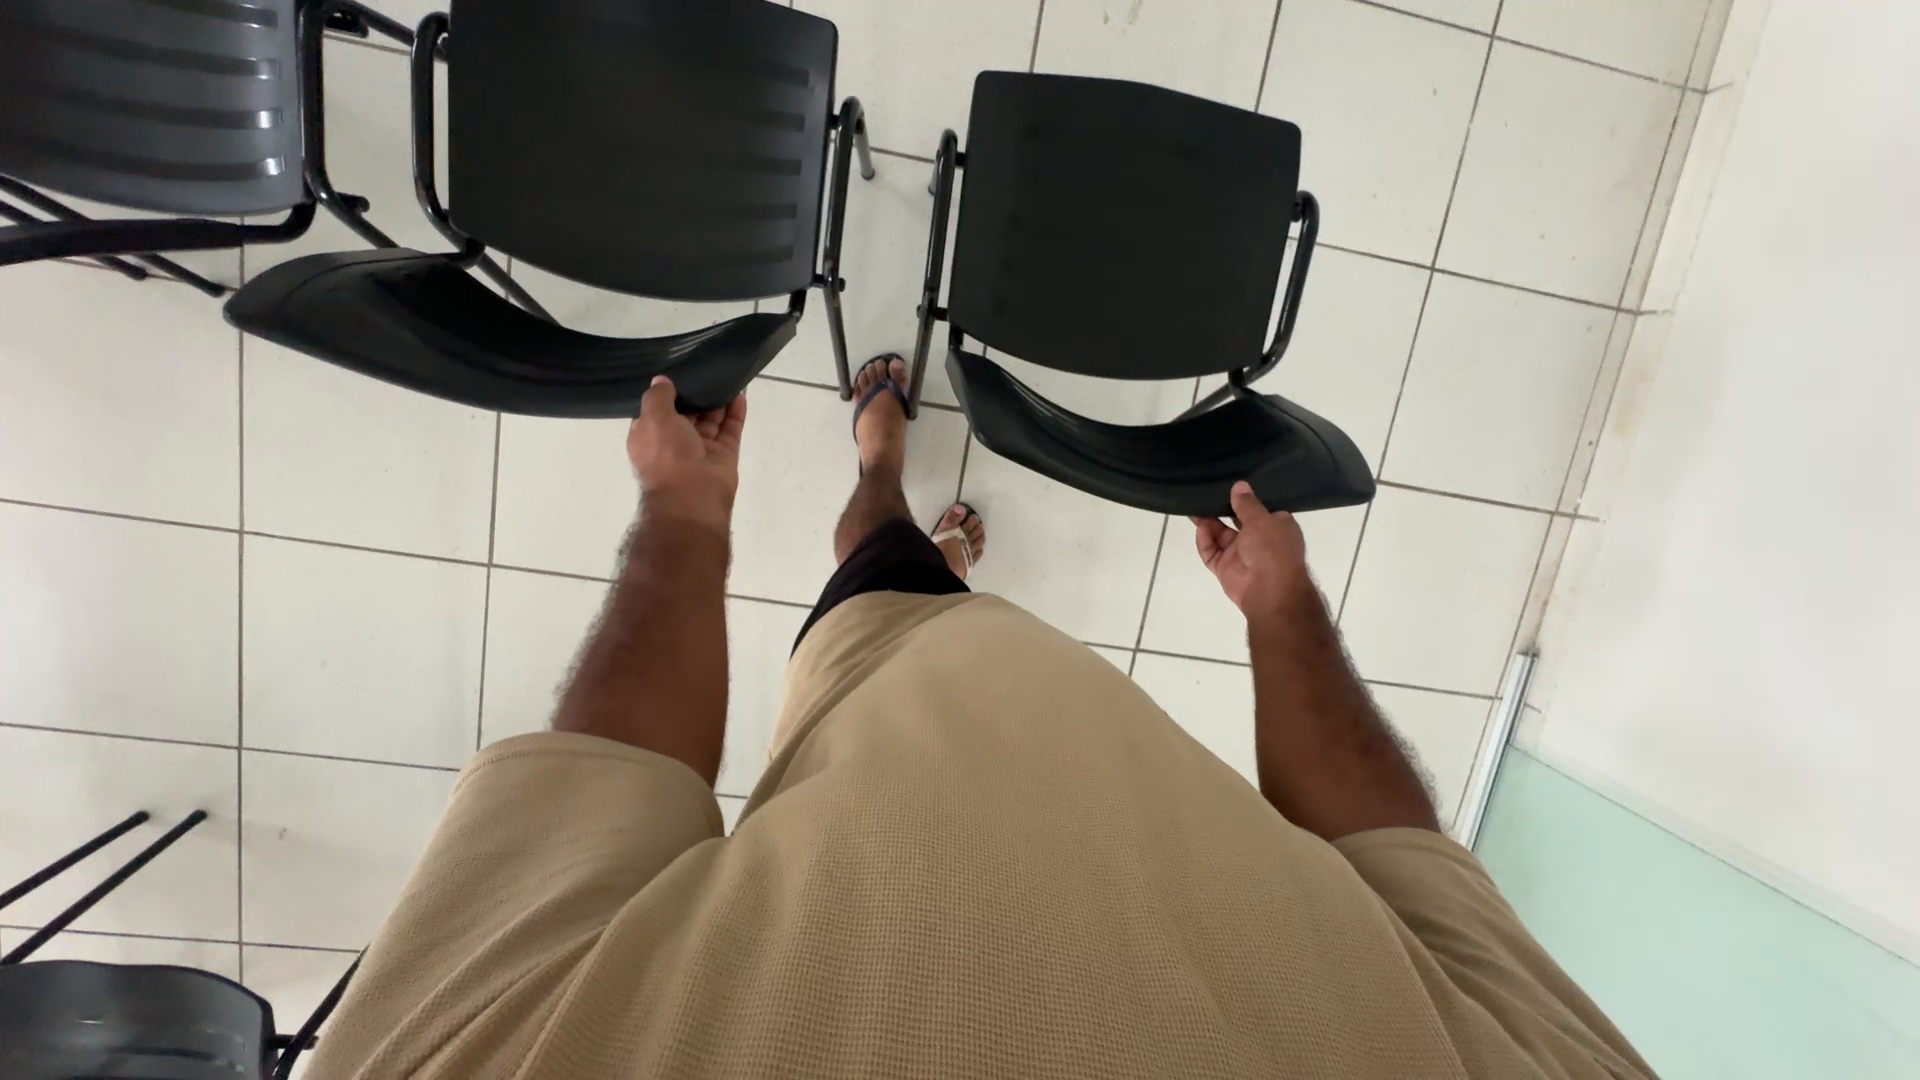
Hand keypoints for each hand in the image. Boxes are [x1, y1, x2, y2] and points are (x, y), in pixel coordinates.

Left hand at [627, 377, 747, 532]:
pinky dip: (735, 413)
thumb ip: (658, 397)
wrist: (693, 496)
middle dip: (695, 394)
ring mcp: (701, 449)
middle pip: (687, 414)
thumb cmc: (666, 455)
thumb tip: (662, 380)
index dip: (666, 393)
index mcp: (649, 436)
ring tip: (725, 375)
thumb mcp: (653, 418)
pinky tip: (740, 393)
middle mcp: (674, 443)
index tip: (676, 372)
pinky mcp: (724, 455)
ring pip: (711, 420)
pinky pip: (730, 429)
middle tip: (705, 368)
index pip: (657, 411)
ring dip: (718, 400)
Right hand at [1191, 481, 1314, 625]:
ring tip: (1194, 506)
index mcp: (1276, 527)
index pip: (1259, 509)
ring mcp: (1240, 554)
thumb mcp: (1262, 519)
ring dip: (1208, 522)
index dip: (1245, 498)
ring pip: (1220, 535)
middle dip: (1220, 509)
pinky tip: (1200, 529)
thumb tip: (1239, 485)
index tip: (1230, 484)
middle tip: (1204, 493)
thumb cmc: (1273, 549)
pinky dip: (1205, 541)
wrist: (1269, 590)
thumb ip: (1247, 503)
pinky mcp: (1225, 567)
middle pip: (1235, 521)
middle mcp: (1259, 539)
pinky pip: (1211, 552)